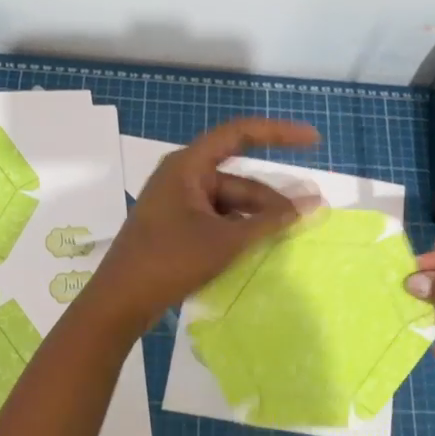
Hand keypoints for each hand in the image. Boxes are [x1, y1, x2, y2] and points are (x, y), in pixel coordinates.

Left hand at [84, 117, 321, 331]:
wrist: (121, 301)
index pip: (240, 135)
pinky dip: (238, 231)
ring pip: (229, 203)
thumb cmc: (170, 261)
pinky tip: (259, 248)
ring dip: (256, 218)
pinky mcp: (175, 229)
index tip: (313, 140)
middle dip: (272, 197)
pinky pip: (216, 220)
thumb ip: (271, 221)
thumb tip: (313, 203)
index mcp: (187, 166)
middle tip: (308, 214)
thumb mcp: (226, 241)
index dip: (279, 134)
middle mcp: (181, 178)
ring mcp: (177, 204)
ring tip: (287, 236)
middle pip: (238, 179)